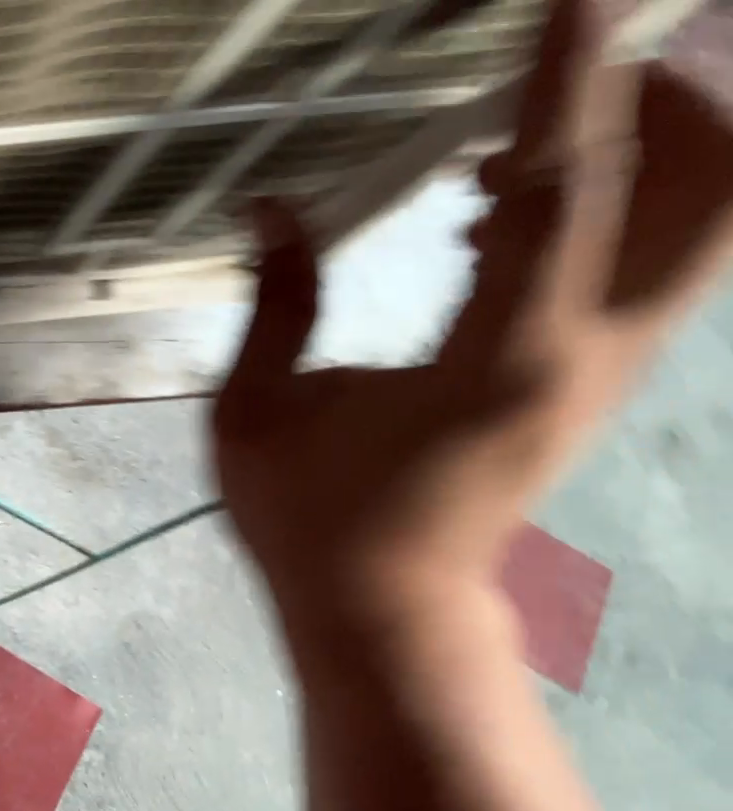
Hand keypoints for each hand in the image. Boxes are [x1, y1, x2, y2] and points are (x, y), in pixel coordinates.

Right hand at [213, 0, 732, 616]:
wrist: (381, 605)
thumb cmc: (305, 515)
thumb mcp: (254, 412)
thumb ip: (276, 303)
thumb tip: (272, 209)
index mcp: (498, 356)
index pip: (565, 187)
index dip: (571, 80)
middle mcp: (589, 352)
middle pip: (712, 191)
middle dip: (671, 99)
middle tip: (571, 74)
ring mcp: (608, 372)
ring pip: (697, 229)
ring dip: (638, 156)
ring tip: (507, 152)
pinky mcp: (594, 385)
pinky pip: (643, 267)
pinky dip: (601, 212)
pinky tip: (491, 223)